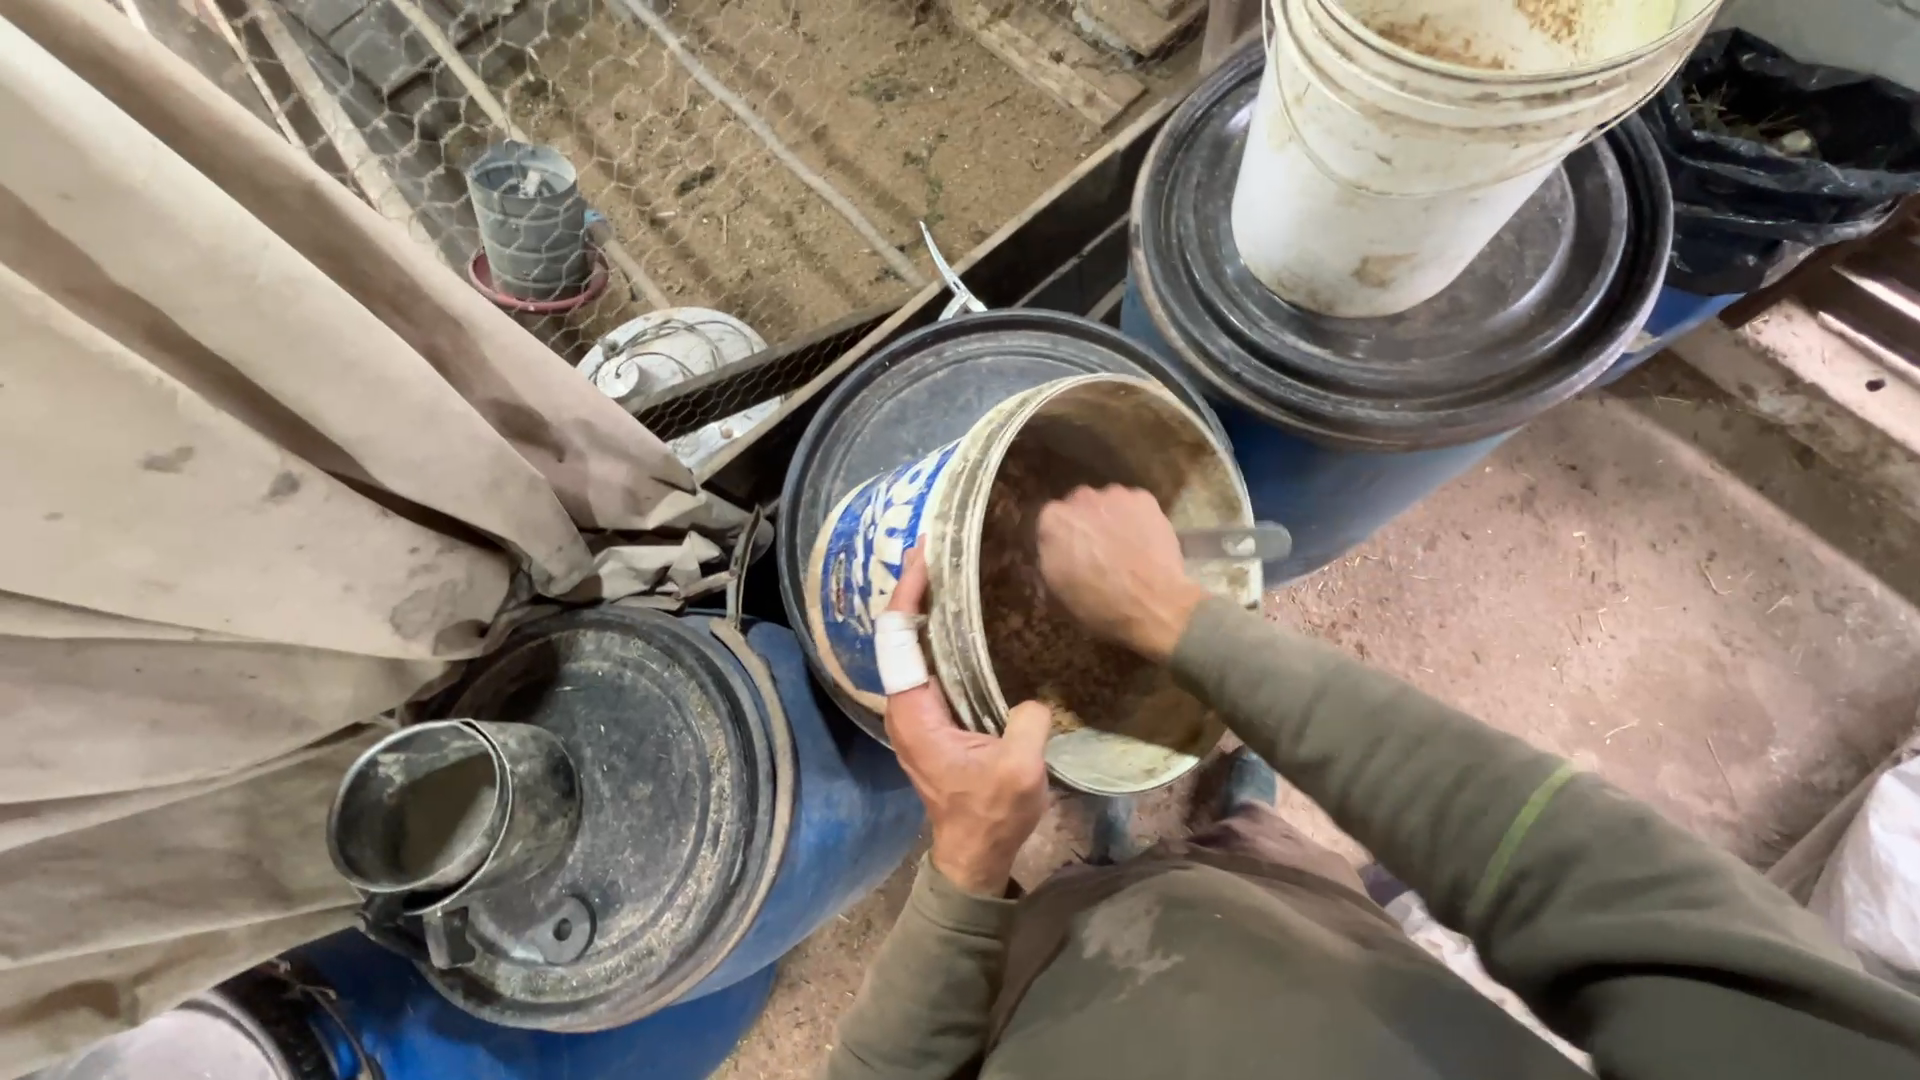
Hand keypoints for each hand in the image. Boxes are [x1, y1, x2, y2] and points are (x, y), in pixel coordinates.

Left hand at [883, 549, 1052, 896]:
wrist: (974, 856)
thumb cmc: (988, 816)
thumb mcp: (1018, 770)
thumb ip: (1027, 723)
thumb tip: (1032, 697)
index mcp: (913, 710)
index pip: (899, 635)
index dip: (909, 590)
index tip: (923, 552)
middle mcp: (906, 704)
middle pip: (901, 633)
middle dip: (916, 589)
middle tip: (941, 548)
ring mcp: (918, 712)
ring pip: (914, 647)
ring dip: (928, 609)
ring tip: (953, 571)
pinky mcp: (934, 718)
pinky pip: (931, 662)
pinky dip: (942, 634)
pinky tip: (968, 619)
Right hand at [1035, 485, 1207, 663]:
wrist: (1154, 604)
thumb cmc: (1098, 605)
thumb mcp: (1055, 597)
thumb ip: (1045, 567)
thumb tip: (1047, 559)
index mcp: (1052, 521)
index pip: (1050, 522)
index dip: (1060, 540)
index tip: (1068, 555)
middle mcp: (1080, 498)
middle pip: (1078, 506)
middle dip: (1084, 524)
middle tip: (1096, 550)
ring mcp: (1115, 495)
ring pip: (1107, 503)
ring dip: (1110, 519)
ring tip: (1124, 546)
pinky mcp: (1145, 499)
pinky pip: (1135, 506)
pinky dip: (1136, 519)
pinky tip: (1143, 542)